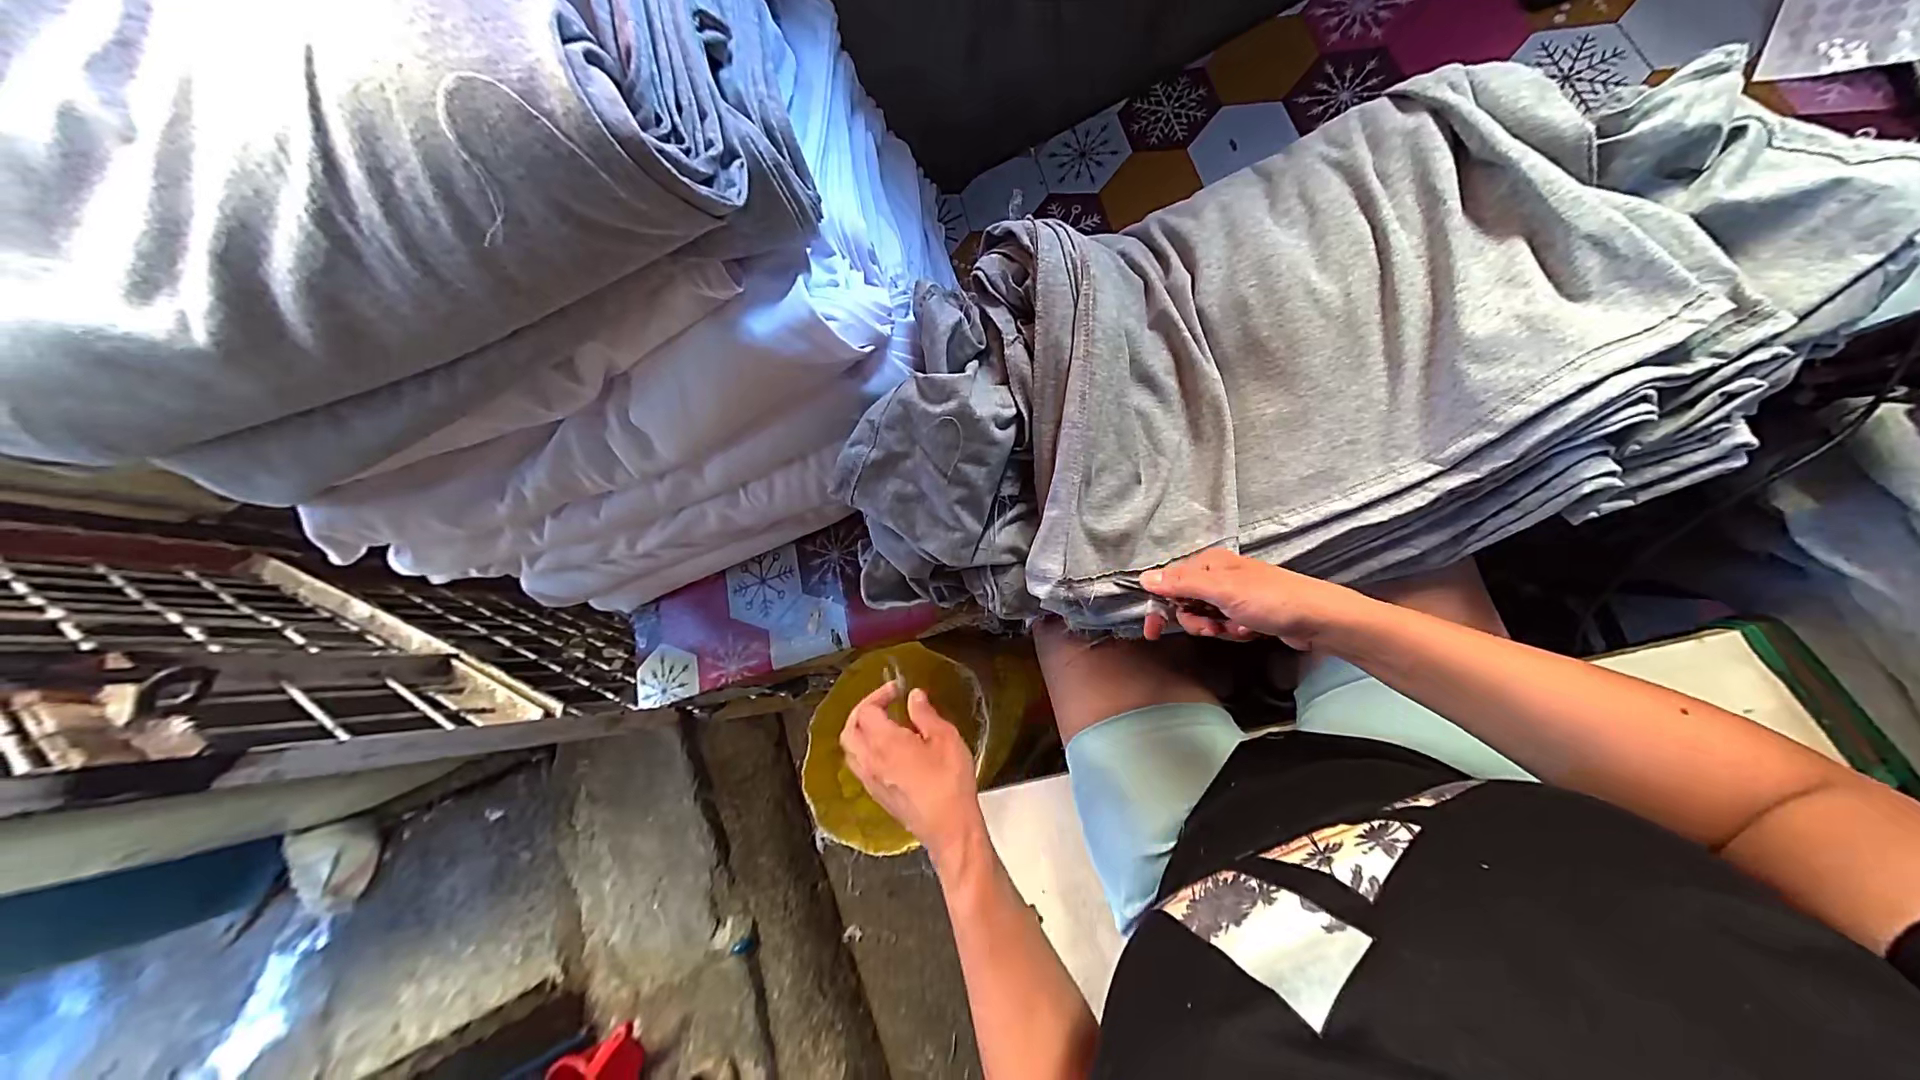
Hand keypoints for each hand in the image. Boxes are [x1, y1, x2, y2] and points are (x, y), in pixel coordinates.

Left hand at [839, 680, 983, 860]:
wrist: (949, 828)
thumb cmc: (949, 782)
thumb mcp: (945, 738)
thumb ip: (925, 714)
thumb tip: (914, 697)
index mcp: (884, 742)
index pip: (866, 710)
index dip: (879, 695)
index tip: (897, 690)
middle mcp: (870, 761)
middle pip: (850, 729)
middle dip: (863, 710)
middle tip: (882, 703)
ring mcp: (871, 781)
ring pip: (851, 749)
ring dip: (860, 731)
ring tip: (882, 724)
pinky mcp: (878, 795)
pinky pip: (860, 766)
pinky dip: (866, 750)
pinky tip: (887, 750)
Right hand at [1139, 548, 1372, 648]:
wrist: (1319, 620)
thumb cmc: (1271, 600)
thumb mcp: (1221, 590)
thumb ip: (1181, 584)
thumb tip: (1145, 577)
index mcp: (1209, 563)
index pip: (1169, 582)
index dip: (1160, 607)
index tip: (1153, 630)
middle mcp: (1217, 575)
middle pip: (1184, 603)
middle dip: (1196, 621)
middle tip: (1213, 627)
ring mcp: (1232, 594)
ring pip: (1204, 618)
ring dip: (1217, 628)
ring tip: (1238, 627)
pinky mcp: (1246, 612)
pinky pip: (1224, 625)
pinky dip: (1234, 631)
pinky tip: (1250, 630)